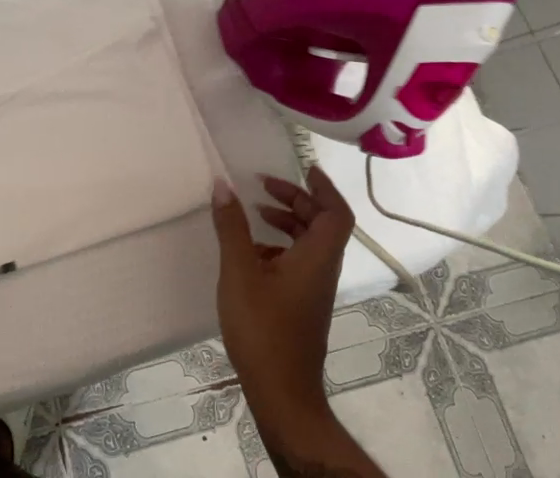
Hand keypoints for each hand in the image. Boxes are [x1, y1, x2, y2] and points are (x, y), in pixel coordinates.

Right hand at [212, 168, 385, 477]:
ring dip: (286, 222)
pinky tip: (249, 252)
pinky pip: (297, 262)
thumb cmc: (263, 328)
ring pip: (309, 244)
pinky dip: (278, 246)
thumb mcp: (239, 272)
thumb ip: (231, 227)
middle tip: (264, 185)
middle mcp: (321, 270)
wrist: (281, 392)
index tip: (303, 166)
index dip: (324, 187)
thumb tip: (223, 185)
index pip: (336, 213)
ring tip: (254, 212)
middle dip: (297, 200)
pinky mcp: (301, 305)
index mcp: (316, 258)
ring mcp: (313, 290)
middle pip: (322, 225)